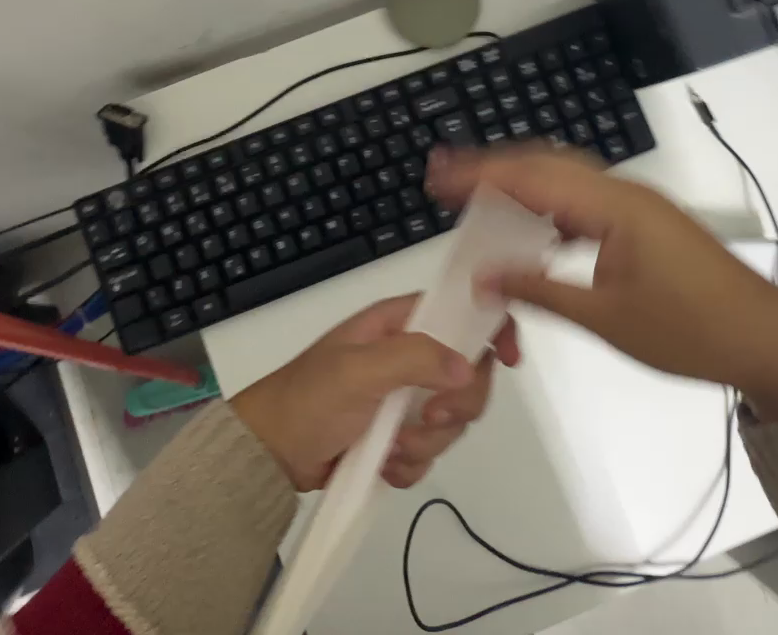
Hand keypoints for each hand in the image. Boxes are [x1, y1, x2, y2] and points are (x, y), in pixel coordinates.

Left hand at [230, 294, 520, 489]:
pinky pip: (430, 452)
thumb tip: (468, 366)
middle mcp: (407, 357)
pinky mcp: (397, 437)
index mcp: (398, 325)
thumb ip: (414, 358)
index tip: (506, 360)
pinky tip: (385, 465)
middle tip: (428, 419)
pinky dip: (411, 464)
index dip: (489, 328)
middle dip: (455, 405)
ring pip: (452, 419)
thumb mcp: (358, 370)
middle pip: (468, 374)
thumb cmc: (310, 399)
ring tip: (390, 446)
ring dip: (427, 441)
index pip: (459, 312)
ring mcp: (404, 399)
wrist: (271, 453)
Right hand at [426, 146, 777, 421]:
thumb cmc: (692, 333)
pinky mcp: (643, 223)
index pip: (532, 177)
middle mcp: (624, 193)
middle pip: (546, 165)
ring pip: (565, 179)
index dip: (479, 174)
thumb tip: (482, 276)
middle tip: (445, 180)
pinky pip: (583, 200)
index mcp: (614, 207)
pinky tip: (529, 227)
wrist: (771, 344)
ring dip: (519, 184)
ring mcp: (636, 205)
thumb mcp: (605, 318)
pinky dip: (547, 205)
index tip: (438, 177)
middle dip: (492, 169)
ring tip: (475, 199)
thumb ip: (538, 290)